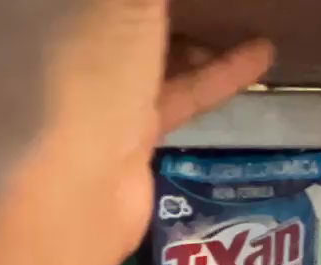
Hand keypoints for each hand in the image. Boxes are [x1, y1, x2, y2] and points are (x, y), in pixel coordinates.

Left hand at [0, 0, 272, 258]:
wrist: (77, 190)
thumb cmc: (87, 73)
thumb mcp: (127, 3)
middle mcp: (58, 31)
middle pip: (120, 11)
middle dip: (173, 5)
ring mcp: (95, 84)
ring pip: (153, 45)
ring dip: (199, 31)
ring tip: (244, 12)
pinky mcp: (129, 127)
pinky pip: (177, 88)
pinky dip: (217, 73)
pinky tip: (261, 54)